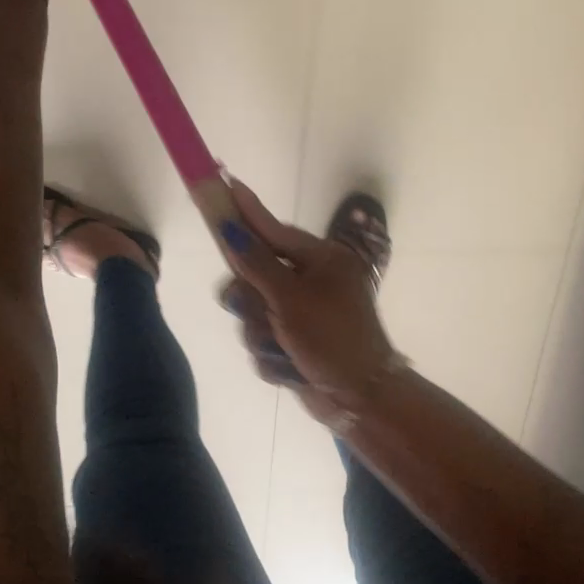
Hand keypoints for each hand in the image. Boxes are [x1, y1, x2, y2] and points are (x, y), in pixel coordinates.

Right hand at [218, 180, 399, 415]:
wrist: (359, 399)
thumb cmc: (332, 339)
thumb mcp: (291, 299)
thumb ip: (256, 263)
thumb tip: (232, 229)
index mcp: (320, 261)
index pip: (272, 231)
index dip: (245, 213)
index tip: (224, 184)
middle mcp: (309, 284)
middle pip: (252, 278)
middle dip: (253, 303)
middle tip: (264, 313)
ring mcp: (300, 316)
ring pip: (251, 315)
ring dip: (263, 336)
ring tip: (285, 350)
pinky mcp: (293, 345)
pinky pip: (262, 343)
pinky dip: (273, 358)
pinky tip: (291, 369)